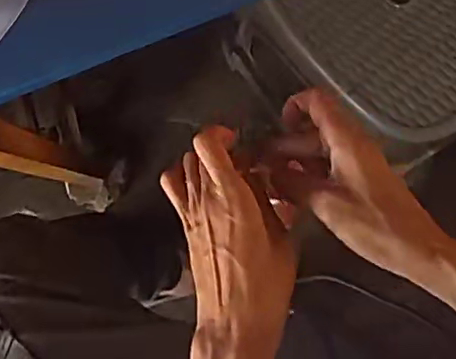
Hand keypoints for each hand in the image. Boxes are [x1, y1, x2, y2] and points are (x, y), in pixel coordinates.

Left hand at [162, 126, 296, 358]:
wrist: (234, 323)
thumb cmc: (263, 288)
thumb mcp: (283, 243)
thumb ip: (275, 205)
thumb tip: (269, 182)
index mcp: (232, 197)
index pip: (208, 144)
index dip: (219, 133)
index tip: (237, 139)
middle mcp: (205, 197)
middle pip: (200, 152)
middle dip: (221, 150)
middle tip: (242, 165)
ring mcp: (191, 208)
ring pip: (186, 163)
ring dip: (204, 162)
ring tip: (225, 175)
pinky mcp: (184, 222)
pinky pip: (172, 183)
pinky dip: (181, 174)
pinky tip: (199, 184)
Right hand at [262, 88, 454, 282]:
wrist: (423, 253)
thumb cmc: (377, 226)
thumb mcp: (327, 205)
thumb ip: (293, 183)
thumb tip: (268, 172)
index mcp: (345, 139)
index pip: (316, 100)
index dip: (293, 105)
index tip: (277, 127)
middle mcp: (353, 142)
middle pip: (314, 126)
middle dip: (287, 142)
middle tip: (265, 164)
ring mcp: (360, 160)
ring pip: (321, 146)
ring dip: (298, 160)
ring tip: (277, 182)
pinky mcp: (364, 178)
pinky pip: (332, 163)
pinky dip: (312, 172)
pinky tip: (299, 194)